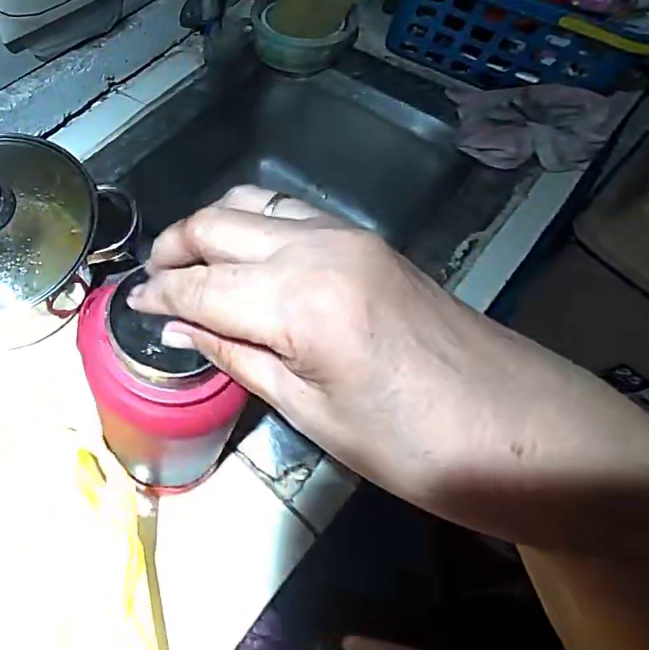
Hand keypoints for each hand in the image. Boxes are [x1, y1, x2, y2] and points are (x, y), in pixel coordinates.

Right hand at [128, 186, 648, 547]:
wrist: (521, 426)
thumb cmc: (414, 447)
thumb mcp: (314, 414)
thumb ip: (239, 356)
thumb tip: (176, 325)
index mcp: (302, 300)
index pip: (203, 284)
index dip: (158, 292)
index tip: (127, 301)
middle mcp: (319, 246)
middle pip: (220, 223)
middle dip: (174, 245)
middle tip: (149, 277)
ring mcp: (347, 234)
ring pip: (254, 202)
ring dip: (211, 225)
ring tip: (186, 260)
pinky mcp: (366, 237)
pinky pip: (288, 211)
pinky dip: (251, 222)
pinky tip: (242, 253)